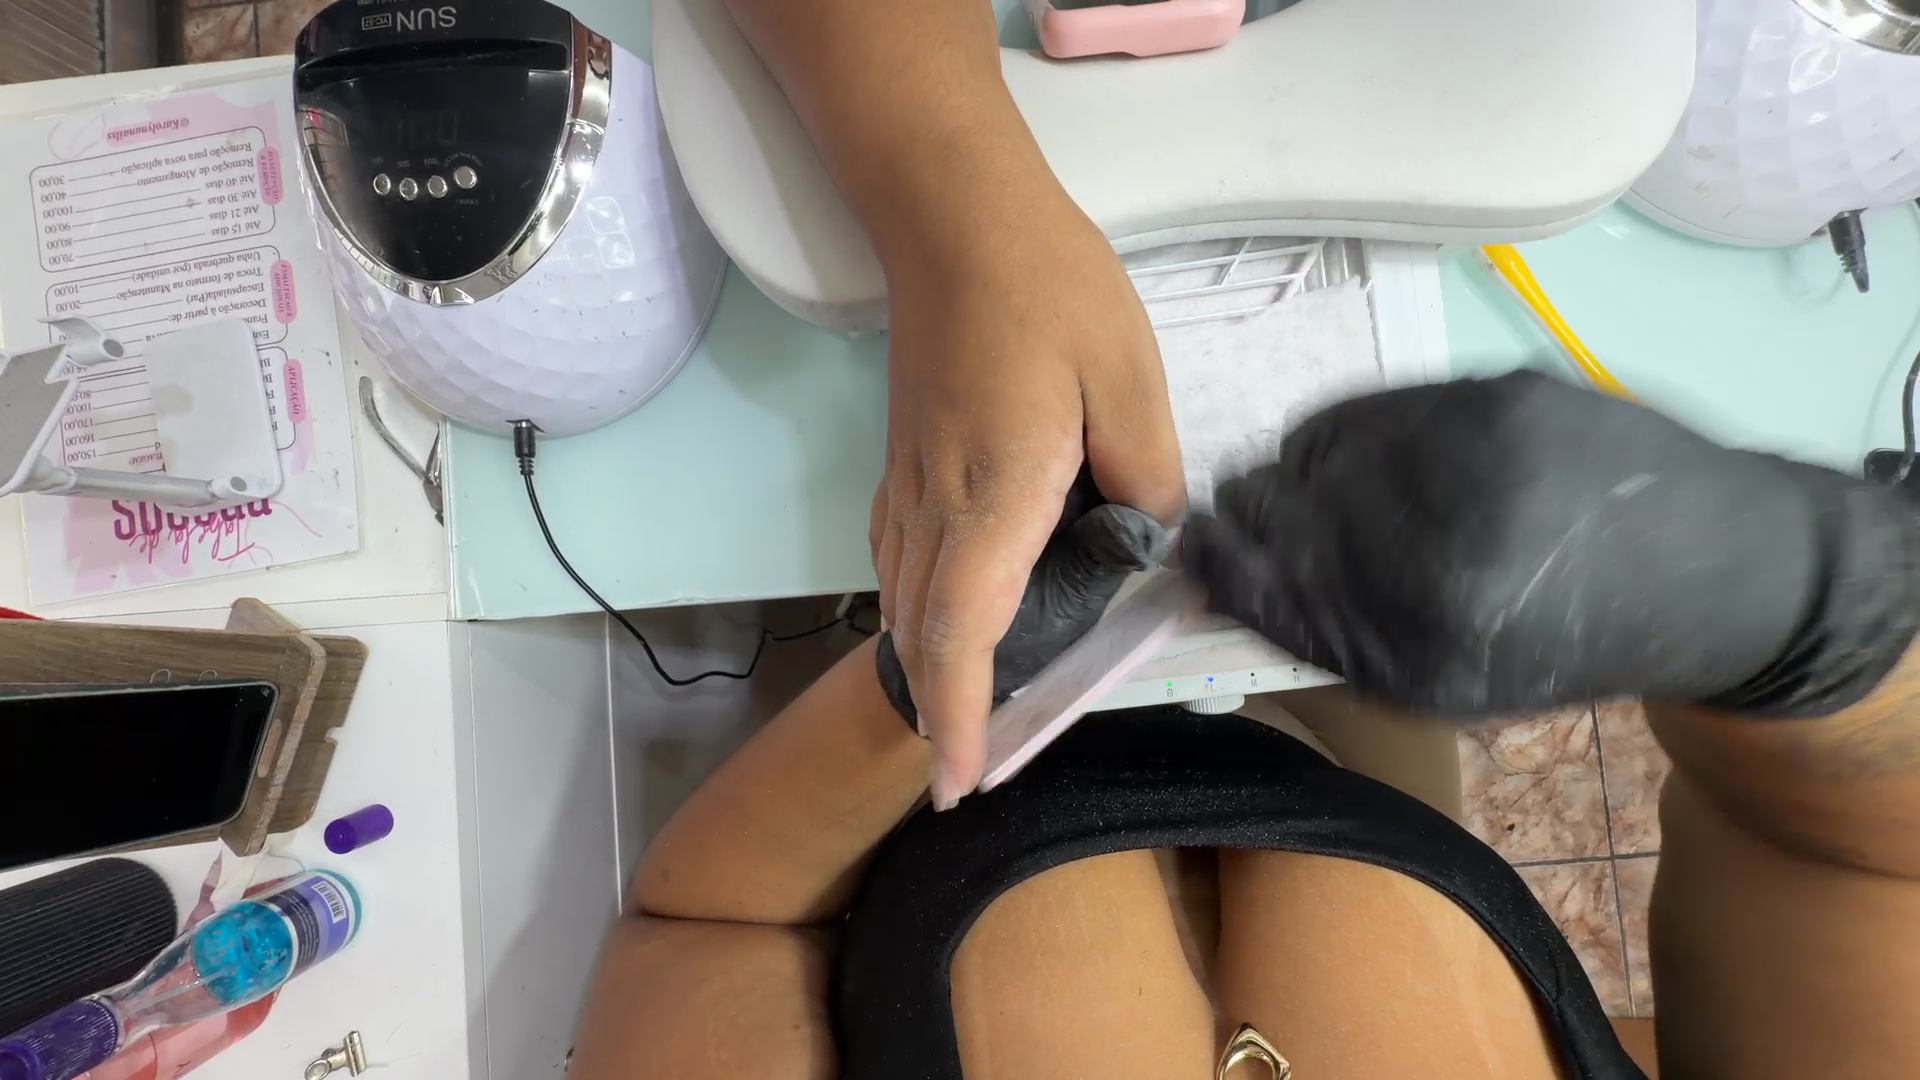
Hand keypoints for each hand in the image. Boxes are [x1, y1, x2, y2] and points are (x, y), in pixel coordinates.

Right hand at [874, 200, 1184, 808]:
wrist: (957, 226)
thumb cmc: (1050, 296)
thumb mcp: (1129, 380)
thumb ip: (1147, 476)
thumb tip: (1150, 540)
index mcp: (995, 495)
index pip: (963, 628)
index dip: (957, 712)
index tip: (960, 779)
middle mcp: (934, 506)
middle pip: (921, 631)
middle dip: (936, 710)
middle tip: (966, 767)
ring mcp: (906, 485)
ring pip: (902, 602)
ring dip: (924, 668)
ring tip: (956, 716)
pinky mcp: (902, 464)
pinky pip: (898, 563)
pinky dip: (915, 615)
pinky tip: (939, 622)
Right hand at [1184, 370, 1916, 717]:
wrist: (1719, 575)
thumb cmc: (1551, 646)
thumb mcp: (1429, 682)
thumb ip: (1313, 631)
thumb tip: (1209, 574)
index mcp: (1422, 628)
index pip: (1256, 575)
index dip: (1211, 559)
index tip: (1197, 552)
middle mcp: (1440, 529)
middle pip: (1266, 503)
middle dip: (1247, 518)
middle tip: (1264, 529)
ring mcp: (1469, 444)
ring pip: (1302, 449)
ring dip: (1293, 479)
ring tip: (1333, 500)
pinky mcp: (1493, 388)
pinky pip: (1358, 411)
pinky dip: (1337, 440)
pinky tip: (1369, 463)